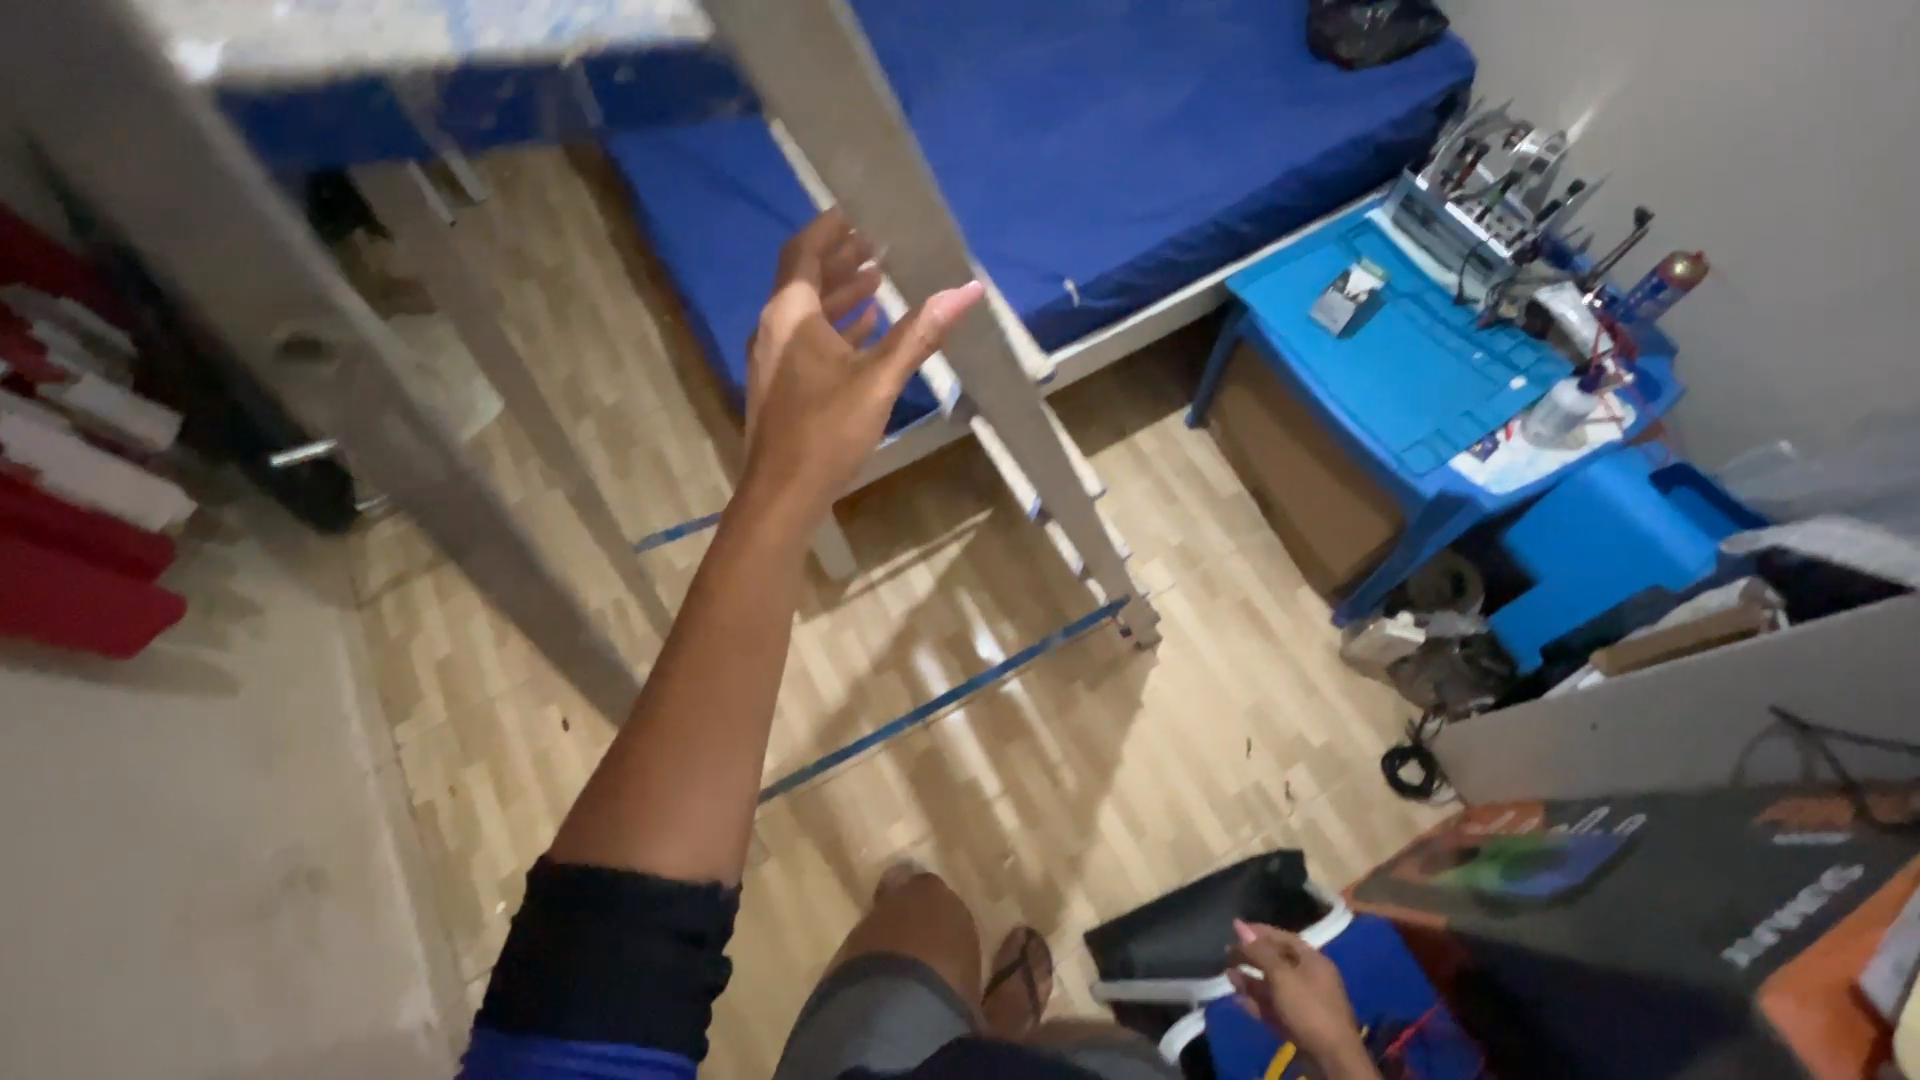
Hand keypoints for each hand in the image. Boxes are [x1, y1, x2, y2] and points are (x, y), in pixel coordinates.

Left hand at [742, 209, 984, 521]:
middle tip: (879, 243)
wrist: (782, 493)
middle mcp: (774, 329)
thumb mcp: (879, 380)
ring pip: (807, 312)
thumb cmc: (826, 431)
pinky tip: (865, 332)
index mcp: (789, 315)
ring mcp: (774, 360)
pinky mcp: (782, 386)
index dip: (831, 229)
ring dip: (840, 294)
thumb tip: (967, 291)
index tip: (861, 212)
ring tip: (879, 281)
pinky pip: (807, 341)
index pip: (804, 251)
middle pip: (804, 279)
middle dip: (841, 259)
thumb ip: (920, 333)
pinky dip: (835, 328)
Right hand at [1227, 920, 1376, 1078]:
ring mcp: (1304, 1004)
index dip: (1259, 932)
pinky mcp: (1297, 1025)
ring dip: (1250, 980)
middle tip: (1227, 954)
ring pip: (1272, 986)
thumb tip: (1240, 926)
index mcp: (1313, 961)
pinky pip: (1273, 1007)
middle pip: (1276, 961)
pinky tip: (1238, 999)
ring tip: (1228, 975)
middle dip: (1251, 956)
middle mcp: (1310, 979)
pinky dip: (1256, 1002)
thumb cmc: (1308, 1009)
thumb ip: (1260, 951)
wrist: (1332, 1061)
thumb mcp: (1282, 975)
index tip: (1234, 929)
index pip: (1283, 938)